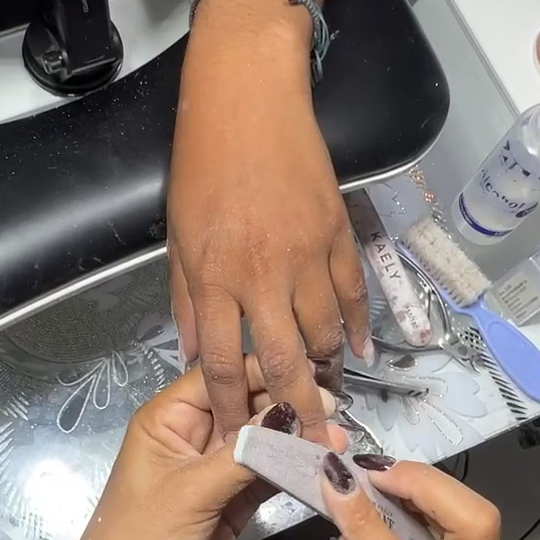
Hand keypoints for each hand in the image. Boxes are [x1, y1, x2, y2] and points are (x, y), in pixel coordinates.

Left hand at [56, 359, 342, 539]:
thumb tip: (293, 411)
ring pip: (264, 439)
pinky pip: (270, 472)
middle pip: (248, 403)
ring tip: (338, 439)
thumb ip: (243, 453)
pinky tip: (325, 463)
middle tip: (333, 413)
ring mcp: (218, 465)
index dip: (260, 372)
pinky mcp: (236, 495)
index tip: (306, 377)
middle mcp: (195, 432)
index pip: (220, 375)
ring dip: (297, 439)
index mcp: (169, 417)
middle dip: (287, 407)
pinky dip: (295, 469)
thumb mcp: (191, 491)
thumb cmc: (142, 537)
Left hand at [168, 0, 370, 445]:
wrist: (249, 98)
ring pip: (325, 331)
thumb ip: (189, 302)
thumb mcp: (178, 237)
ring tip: (326, 391)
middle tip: (309, 442)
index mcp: (214, 278)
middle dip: (297, 410)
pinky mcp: (338, 234)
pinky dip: (359, 324)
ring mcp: (307, 255)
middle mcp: (262, 276)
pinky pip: (354, 293)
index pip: (222, 364)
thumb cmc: (202, 166)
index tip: (238, 439)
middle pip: (285, 362)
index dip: (230, 409)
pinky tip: (361, 348)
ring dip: (327, 368)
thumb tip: (196, 356)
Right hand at [317, 455, 520, 539]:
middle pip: (471, 521)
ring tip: (385, 475)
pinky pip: (472, 515)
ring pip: (478, 510)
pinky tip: (407, 492)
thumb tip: (353, 527)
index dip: (362, 518)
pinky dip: (438, 494)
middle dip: (422, 483)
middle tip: (376, 471)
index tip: (334, 480)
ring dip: (429, 483)